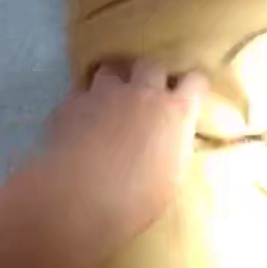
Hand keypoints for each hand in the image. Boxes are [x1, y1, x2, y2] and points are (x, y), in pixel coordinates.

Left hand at [12, 60, 206, 266]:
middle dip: (151, 76)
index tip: (188, 97)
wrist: (79, 198)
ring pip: (111, 69)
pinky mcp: (71, 102)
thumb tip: (167, 144)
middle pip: (151, 65)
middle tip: (146, 97)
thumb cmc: (135, 202)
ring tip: (109, 102)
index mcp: (174, 113)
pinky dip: (83, 101)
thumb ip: (172, 151)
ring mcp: (104, 94)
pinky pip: (80, 91)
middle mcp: (142, 94)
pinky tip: (79, 120)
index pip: (195, 81)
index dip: (192, 87)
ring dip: (114, 81)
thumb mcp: (170, 180)